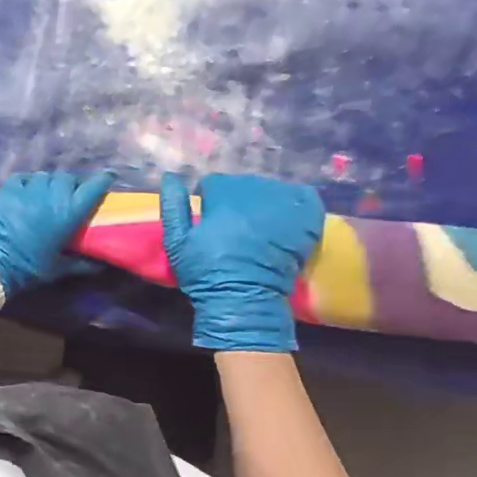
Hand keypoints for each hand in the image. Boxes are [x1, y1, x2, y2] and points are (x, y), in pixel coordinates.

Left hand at [0, 170, 114, 305]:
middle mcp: (52, 194)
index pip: (94, 186)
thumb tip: (101, 266)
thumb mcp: (60, 268)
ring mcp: (28, 189)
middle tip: (69, 196)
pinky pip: (22, 178)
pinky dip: (27, 182)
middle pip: (68, 178)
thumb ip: (83, 264)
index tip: (107, 178)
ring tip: (46, 194)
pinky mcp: (7, 189)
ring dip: (49, 183)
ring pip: (45, 176)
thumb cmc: (30, 268)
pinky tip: (26, 191)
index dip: (103, 179)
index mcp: (70, 211)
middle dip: (72, 184)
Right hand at [160, 171, 322, 351]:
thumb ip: (172, 206)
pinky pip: (303, 197)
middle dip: (235, 198)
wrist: (242, 299)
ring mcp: (285, 207)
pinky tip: (281, 218)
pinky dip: (292, 203)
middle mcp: (257, 196)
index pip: (215, 181)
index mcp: (224, 199)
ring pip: (271, 189)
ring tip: (255, 223)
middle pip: (244, 183)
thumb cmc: (204, 272)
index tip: (207, 215)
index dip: (208, 198)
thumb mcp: (176, 240)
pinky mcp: (307, 220)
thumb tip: (169, 176)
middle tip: (230, 223)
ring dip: (261, 201)